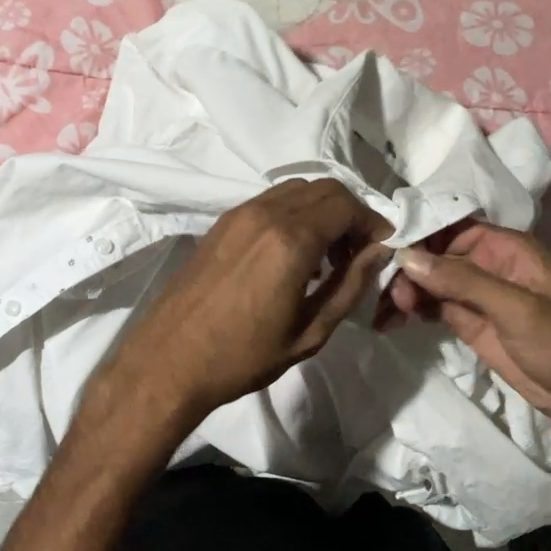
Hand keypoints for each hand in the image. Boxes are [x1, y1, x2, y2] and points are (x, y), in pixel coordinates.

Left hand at [93, 180, 394, 424]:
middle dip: (349, 214)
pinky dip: (293, 215)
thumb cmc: (243, 357)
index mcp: (291, 240)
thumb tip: (379, 252)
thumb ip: (349, 286)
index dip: (372, 223)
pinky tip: (292, 257)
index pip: (347, 205)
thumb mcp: (310, 332)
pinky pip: (269, 202)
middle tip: (357, 254)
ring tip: (326, 258)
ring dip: (320, 212)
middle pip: (323, 188)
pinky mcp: (220, 224)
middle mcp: (265, 214)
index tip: (381, 250)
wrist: (169, 362)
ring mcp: (238, 215)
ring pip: (295, 190)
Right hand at [385, 222, 550, 426]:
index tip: (387, 248)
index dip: (421, 234)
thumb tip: (408, 258)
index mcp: (508, 248)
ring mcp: (477, 295)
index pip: (454, 227)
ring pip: (430, 280)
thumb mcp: (516, 307)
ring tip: (386, 309)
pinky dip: (411, 309)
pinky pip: (432, 306)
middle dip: (408, 267)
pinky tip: (390, 318)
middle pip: (436, 254)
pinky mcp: (468, 322)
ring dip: (406, 289)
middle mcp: (488, 264)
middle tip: (385, 289)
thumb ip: (463, 281)